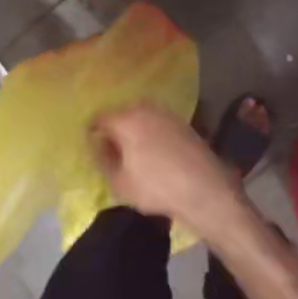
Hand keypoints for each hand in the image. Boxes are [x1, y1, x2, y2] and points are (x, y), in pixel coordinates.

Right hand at [91, 104, 243, 231]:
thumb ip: (103, 160)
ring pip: (141, 116)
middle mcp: (144, 109)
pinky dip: (151, 131)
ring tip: (134, 150)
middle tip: (113, 148)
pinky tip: (155, 150)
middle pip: (121, 114)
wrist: (205, 189)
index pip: (99, 119)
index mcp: (125, 120)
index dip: (93, 132)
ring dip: (134, 128)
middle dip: (114, 128)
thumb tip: (97, 145)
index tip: (92, 145)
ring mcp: (166, 113)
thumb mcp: (120, 182)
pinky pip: (157, 122)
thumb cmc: (157, 187)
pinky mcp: (182, 122)